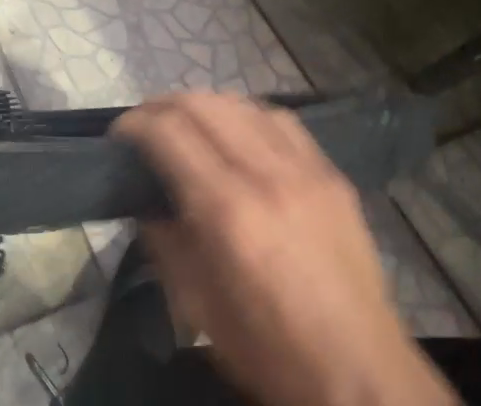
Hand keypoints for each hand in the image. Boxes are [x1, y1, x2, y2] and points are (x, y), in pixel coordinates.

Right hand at [115, 94, 457, 405]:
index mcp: (227, 210)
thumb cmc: (269, 350)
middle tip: (144, 127)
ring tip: (187, 126)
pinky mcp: (333, 178)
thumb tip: (145, 201)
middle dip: (161, 106)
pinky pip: (282, 122)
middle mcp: (267, 176)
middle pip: (203, 104)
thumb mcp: (195, 302)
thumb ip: (162, 239)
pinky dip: (248, 116)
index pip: (168, 132)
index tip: (118, 137)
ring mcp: (306, 172)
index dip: (133, 124)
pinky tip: (238, 136)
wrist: (362, 377)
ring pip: (242, 104)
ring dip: (204, 106)